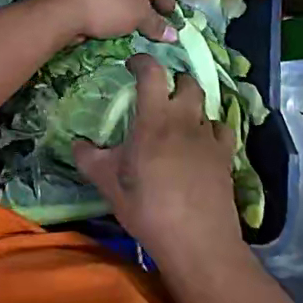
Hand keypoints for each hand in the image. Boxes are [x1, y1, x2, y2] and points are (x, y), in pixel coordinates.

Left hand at [48, 0, 177, 42]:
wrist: (65, 11)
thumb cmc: (109, 7)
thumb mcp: (139, 16)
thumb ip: (156, 24)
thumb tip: (173, 34)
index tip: (171, 13)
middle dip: (146, 2)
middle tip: (154, 20)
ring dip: (127, 10)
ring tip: (134, 27)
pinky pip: (100, 5)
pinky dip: (110, 15)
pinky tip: (111, 28)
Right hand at [73, 54, 242, 262]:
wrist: (196, 240)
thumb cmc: (147, 207)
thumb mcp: (108, 183)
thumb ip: (89, 158)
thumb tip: (76, 143)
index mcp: (154, 118)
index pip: (152, 73)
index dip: (142, 61)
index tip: (132, 64)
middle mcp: (185, 119)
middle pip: (187, 82)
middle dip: (174, 80)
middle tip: (159, 92)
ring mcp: (209, 137)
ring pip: (206, 105)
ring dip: (192, 104)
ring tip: (178, 117)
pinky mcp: (226, 156)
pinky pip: (222, 129)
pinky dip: (211, 127)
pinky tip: (202, 140)